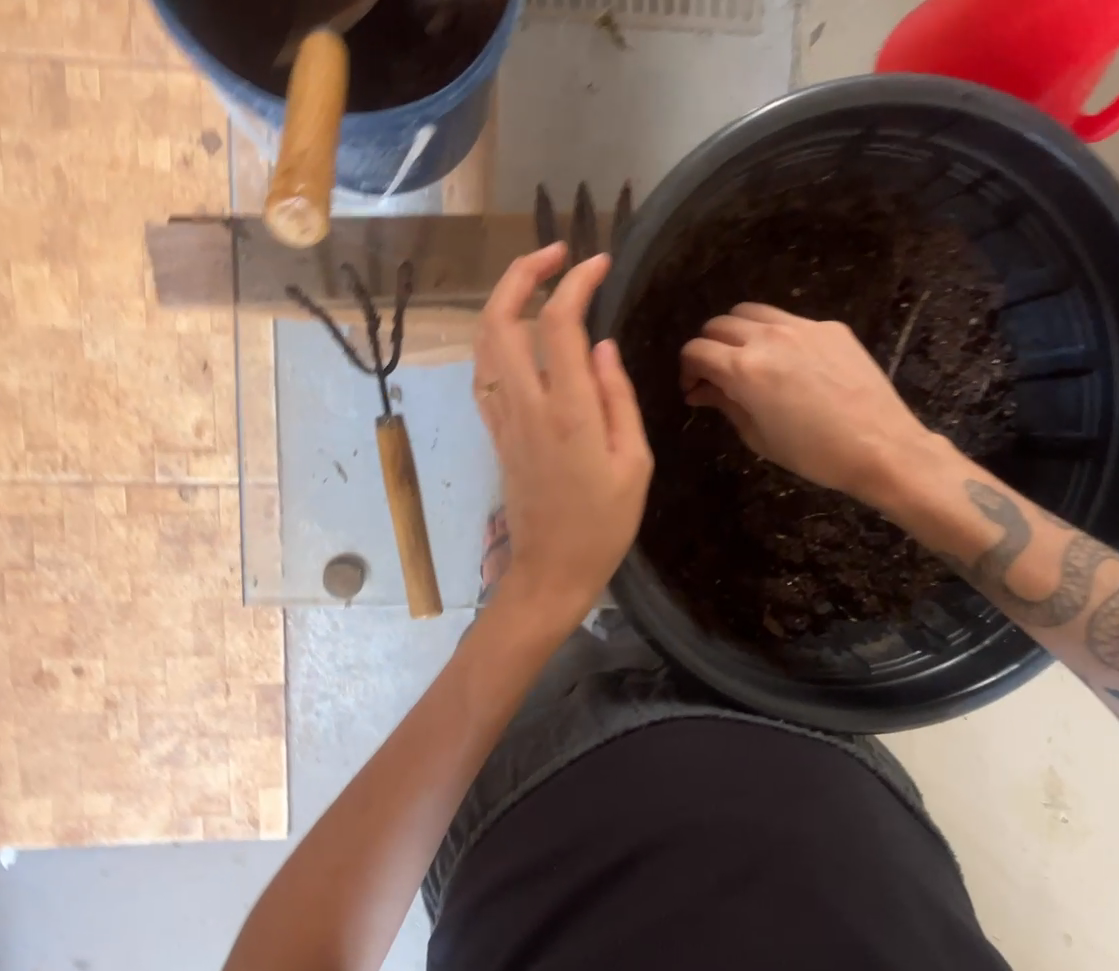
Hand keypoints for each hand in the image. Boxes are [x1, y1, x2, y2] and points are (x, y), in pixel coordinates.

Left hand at [475, 245, 652, 623]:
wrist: (551, 569)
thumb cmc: (604, 524)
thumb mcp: (635, 463)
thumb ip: (618, 398)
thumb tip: (602, 346)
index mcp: (568, 410)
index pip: (561, 323)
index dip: (576, 282)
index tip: (598, 262)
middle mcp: (526, 405)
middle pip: (502, 319)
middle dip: (522, 273)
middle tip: (556, 255)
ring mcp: (503, 419)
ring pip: (484, 342)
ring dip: (503, 300)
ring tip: (535, 281)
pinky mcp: (495, 433)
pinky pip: (484, 373)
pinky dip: (494, 339)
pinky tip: (516, 333)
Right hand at [680, 304, 938, 500]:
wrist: (881, 447)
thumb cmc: (813, 454)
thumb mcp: (758, 436)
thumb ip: (724, 404)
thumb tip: (700, 390)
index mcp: (744, 370)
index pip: (696, 350)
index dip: (687, 369)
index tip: (693, 388)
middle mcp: (768, 338)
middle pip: (718, 324)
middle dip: (708, 348)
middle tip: (715, 375)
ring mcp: (802, 327)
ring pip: (750, 312)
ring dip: (737, 332)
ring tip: (746, 359)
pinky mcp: (829, 327)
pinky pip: (788, 320)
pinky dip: (773, 333)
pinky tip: (787, 362)